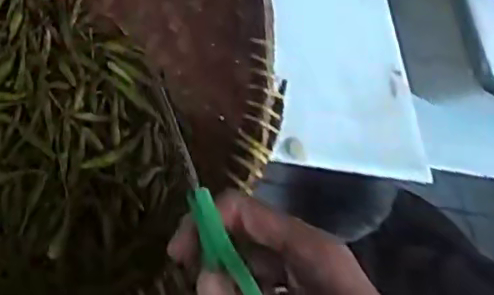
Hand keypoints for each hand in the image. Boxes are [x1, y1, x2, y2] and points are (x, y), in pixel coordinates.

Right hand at [169, 192, 379, 294]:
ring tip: (215, 290)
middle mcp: (310, 250)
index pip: (241, 207)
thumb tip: (202, 277)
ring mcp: (315, 276)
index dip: (203, 222)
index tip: (177, 256)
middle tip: (197, 285)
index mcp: (309, 243)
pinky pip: (273, 285)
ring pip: (256, 266)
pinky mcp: (315, 291)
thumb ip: (242, 290)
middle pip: (246, 237)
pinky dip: (252, 290)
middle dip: (215, 258)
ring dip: (231, 280)